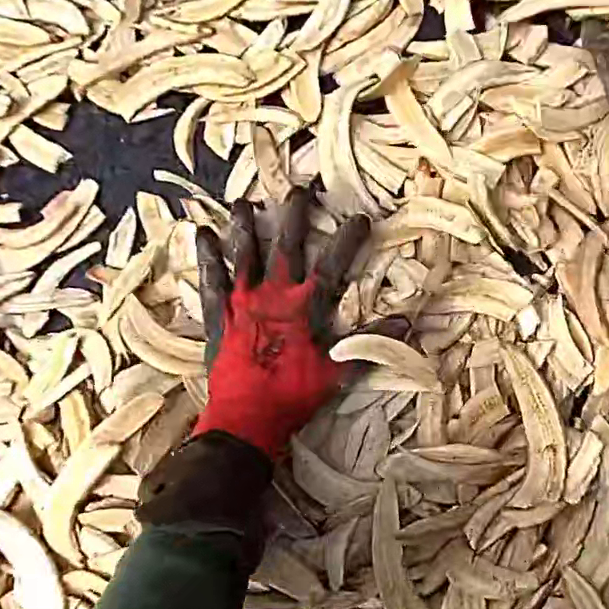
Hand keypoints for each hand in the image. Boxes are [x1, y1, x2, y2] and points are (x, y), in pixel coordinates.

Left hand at [191, 188, 370, 455]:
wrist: (245, 418)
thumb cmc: (292, 395)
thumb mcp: (336, 374)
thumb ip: (368, 345)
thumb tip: (406, 323)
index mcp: (304, 307)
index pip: (333, 265)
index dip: (349, 241)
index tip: (362, 218)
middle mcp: (272, 295)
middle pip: (285, 247)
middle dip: (294, 217)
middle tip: (299, 190)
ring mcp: (241, 302)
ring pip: (244, 255)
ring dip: (246, 227)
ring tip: (245, 202)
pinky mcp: (218, 316)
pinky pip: (211, 281)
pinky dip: (207, 258)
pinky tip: (202, 235)